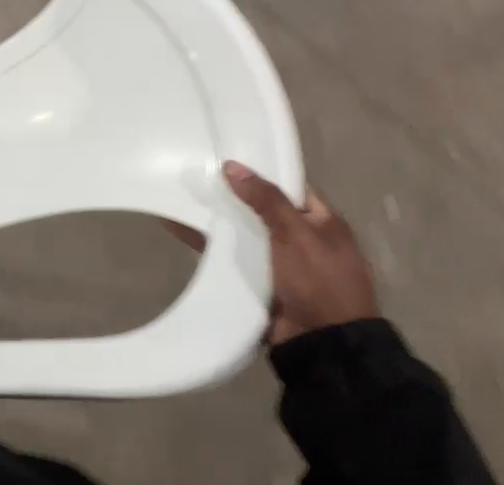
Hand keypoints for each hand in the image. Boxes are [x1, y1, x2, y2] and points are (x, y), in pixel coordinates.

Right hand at [163, 163, 378, 345]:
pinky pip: (232, 255)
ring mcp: (280, 262)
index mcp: (323, 224)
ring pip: (244, 232)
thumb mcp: (296, 234)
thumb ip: (266, 200)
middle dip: (233, 196)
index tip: (228, 159)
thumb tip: (232, 166)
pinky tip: (179, 229)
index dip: (263, 173)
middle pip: (263, 209)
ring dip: (218, 219)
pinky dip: (210, 244)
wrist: (323, 344)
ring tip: (181, 197)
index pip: (291, 188)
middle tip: (197, 174)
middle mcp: (303, 240)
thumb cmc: (319, 282)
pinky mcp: (259, 280)